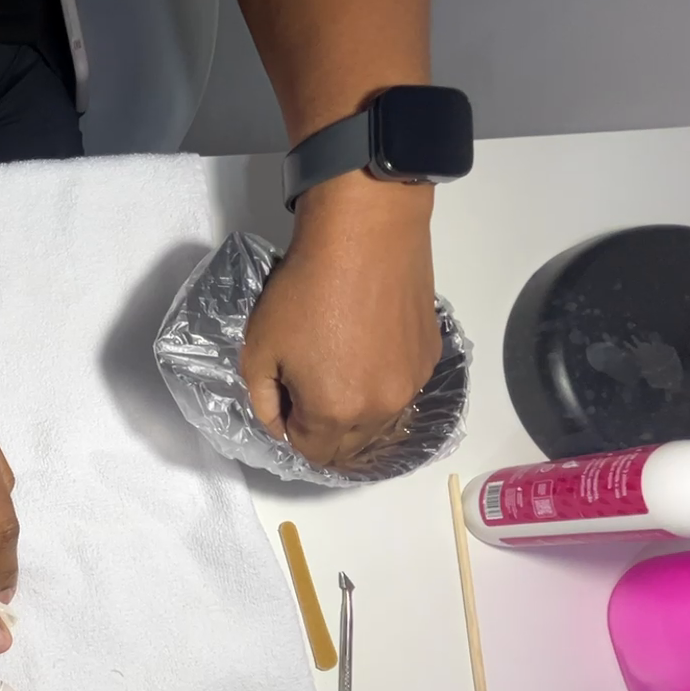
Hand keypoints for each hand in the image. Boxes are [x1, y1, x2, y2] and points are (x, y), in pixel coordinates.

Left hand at [240, 174, 441, 466]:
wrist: (365, 237)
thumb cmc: (301, 297)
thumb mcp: (257, 355)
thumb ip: (263, 403)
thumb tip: (278, 427)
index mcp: (335, 412)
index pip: (312, 452)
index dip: (290, 435)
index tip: (281, 408)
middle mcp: (382, 407)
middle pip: (348, 445)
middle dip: (320, 431)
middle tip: (300, 395)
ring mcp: (414, 381)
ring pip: (377, 422)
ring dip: (351, 414)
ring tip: (329, 378)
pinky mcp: (431, 354)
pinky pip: (398, 392)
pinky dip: (376, 389)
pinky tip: (359, 360)